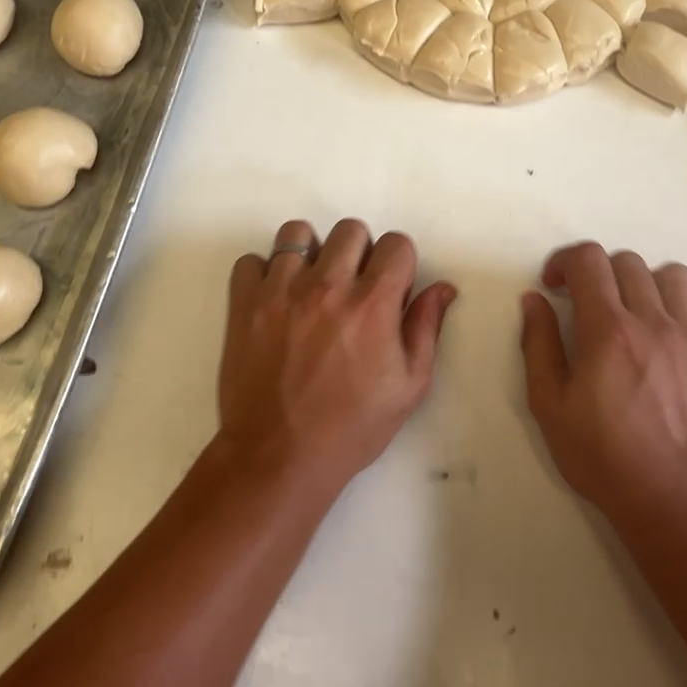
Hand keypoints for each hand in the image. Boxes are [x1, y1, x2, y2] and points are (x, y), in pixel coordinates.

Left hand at [218, 219, 457, 489]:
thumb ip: (425, 328)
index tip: (391, 289)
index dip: (400, 263)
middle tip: (353, 287)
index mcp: (373, 304)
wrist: (279, 457)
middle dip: (360, 252)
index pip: (396, 244)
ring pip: (297, 233)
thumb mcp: (409, 385)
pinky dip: (264, 273)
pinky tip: (276, 300)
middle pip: (350, 229)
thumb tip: (442, 288)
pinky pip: (251, 261)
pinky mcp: (245, 305)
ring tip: (311, 286)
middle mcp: (327, 287)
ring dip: (310, 254)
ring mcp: (281, 292)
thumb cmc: (353, 427)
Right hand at [520, 243, 686, 519]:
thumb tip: (534, 299)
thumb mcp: (549, 406)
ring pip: (672, 275)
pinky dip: (682, 307)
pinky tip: (666, 333)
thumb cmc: (601, 455)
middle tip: (586, 304)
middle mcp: (652, 322)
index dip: (565, 261)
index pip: (589, 260)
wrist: (670, 496)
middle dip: (598, 273)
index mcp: (608, 331)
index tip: (554, 286)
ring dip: (644, 282)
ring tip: (631, 311)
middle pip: (627, 262)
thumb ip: (539, 345)